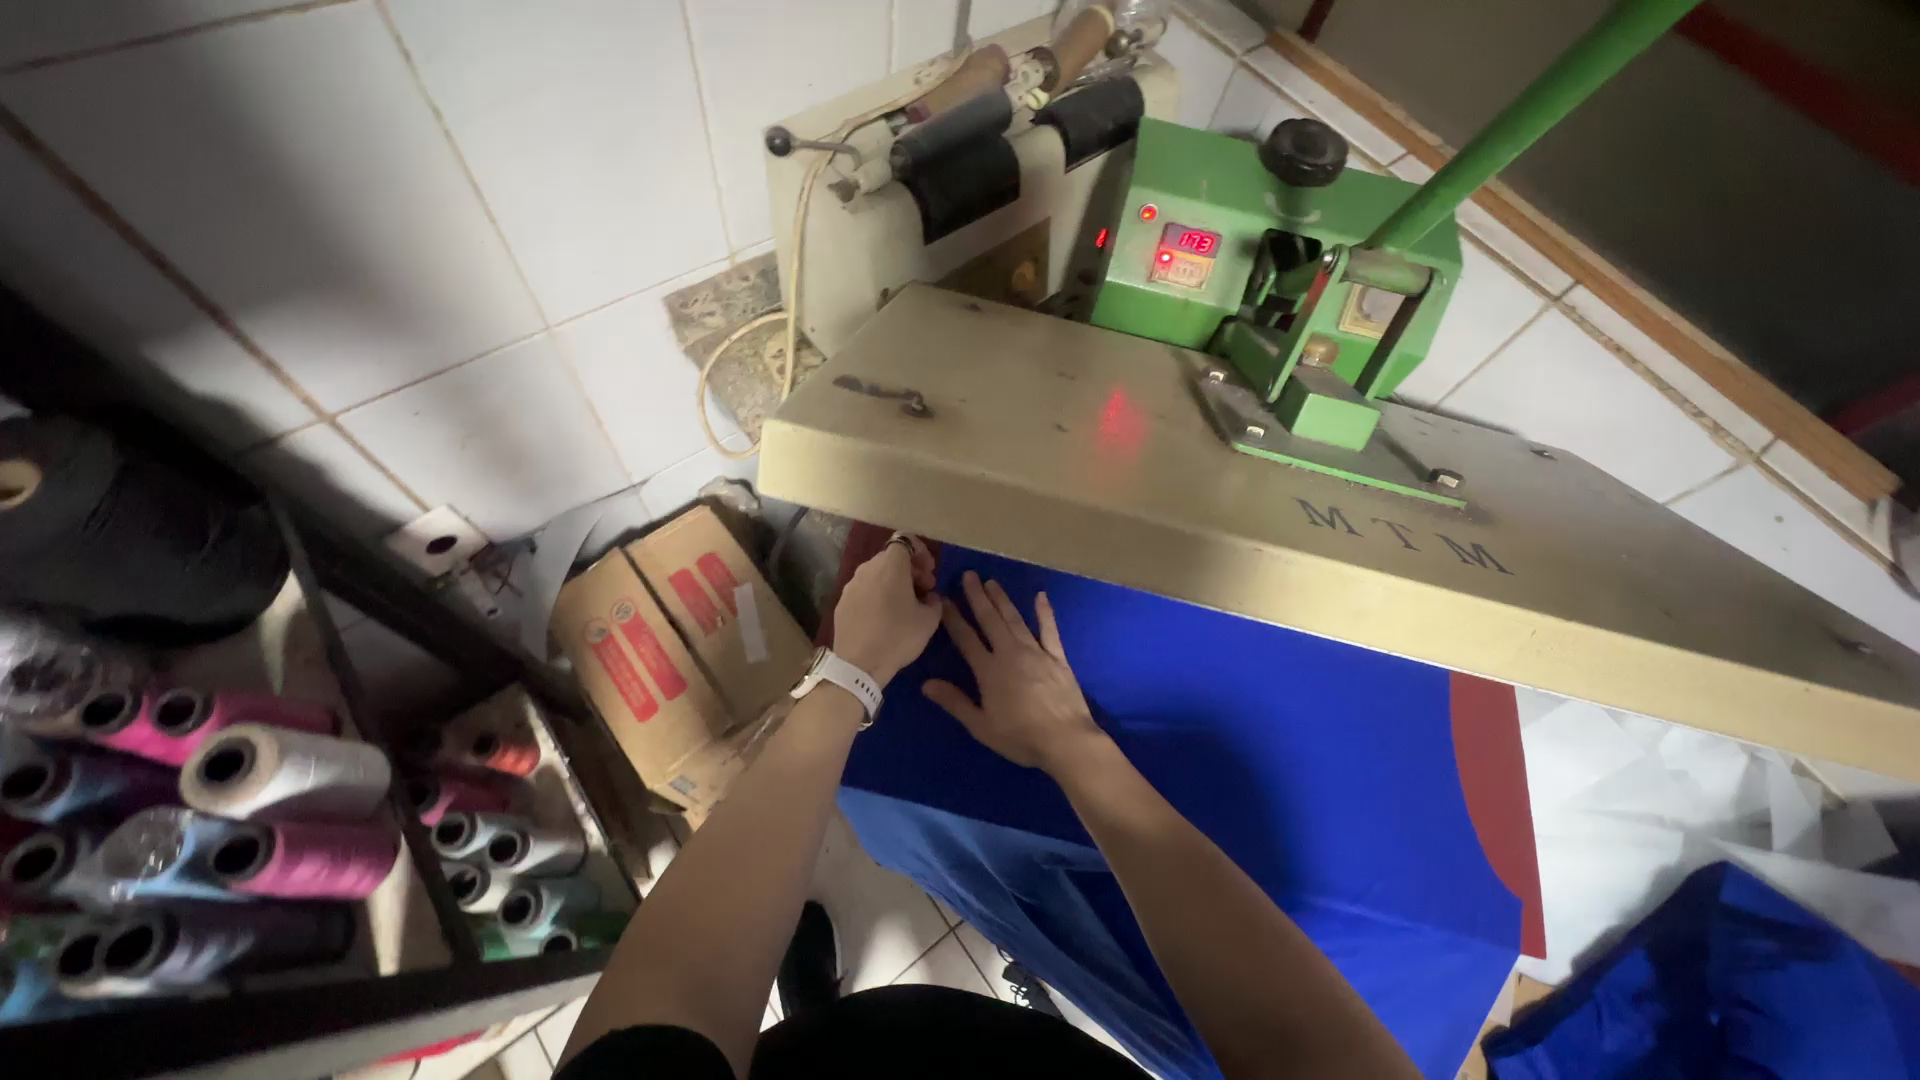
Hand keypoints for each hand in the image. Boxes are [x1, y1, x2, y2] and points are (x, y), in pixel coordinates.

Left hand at [830, 534, 941, 684]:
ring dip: (893, 583)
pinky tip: (883, 617)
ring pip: (877, 574)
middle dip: (910, 569)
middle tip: (923, 591)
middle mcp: (867, 568)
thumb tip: (929, 597)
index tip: (930, 572)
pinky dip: (877, 595)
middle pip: (891, 558)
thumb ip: (934, 601)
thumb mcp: (929, 620)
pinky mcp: (842, 602)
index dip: (921, 552)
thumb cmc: (898, 636)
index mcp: (891, 565)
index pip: (905, 540)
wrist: (859, 665)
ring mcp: (851, 585)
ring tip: (904, 606)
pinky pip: (864, 590)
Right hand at [922, 571, 1107, 773]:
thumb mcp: (981, 726)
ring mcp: (1036, 652)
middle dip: (977, 597)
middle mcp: (1010, 653)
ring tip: (991, 581)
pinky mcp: (1058, 657)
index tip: (943, 599)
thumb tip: (926, 684)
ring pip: (1015, 619)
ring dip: (1002, 599)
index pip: (966, 638)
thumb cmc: (1021, 737)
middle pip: (990, 620)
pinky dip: (1045, 612)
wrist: (1066, 740)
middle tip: (968, 575)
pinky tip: (1040, 596)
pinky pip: (1049, 630)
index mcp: (989, 671)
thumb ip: (955, 702)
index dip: (953, 618)